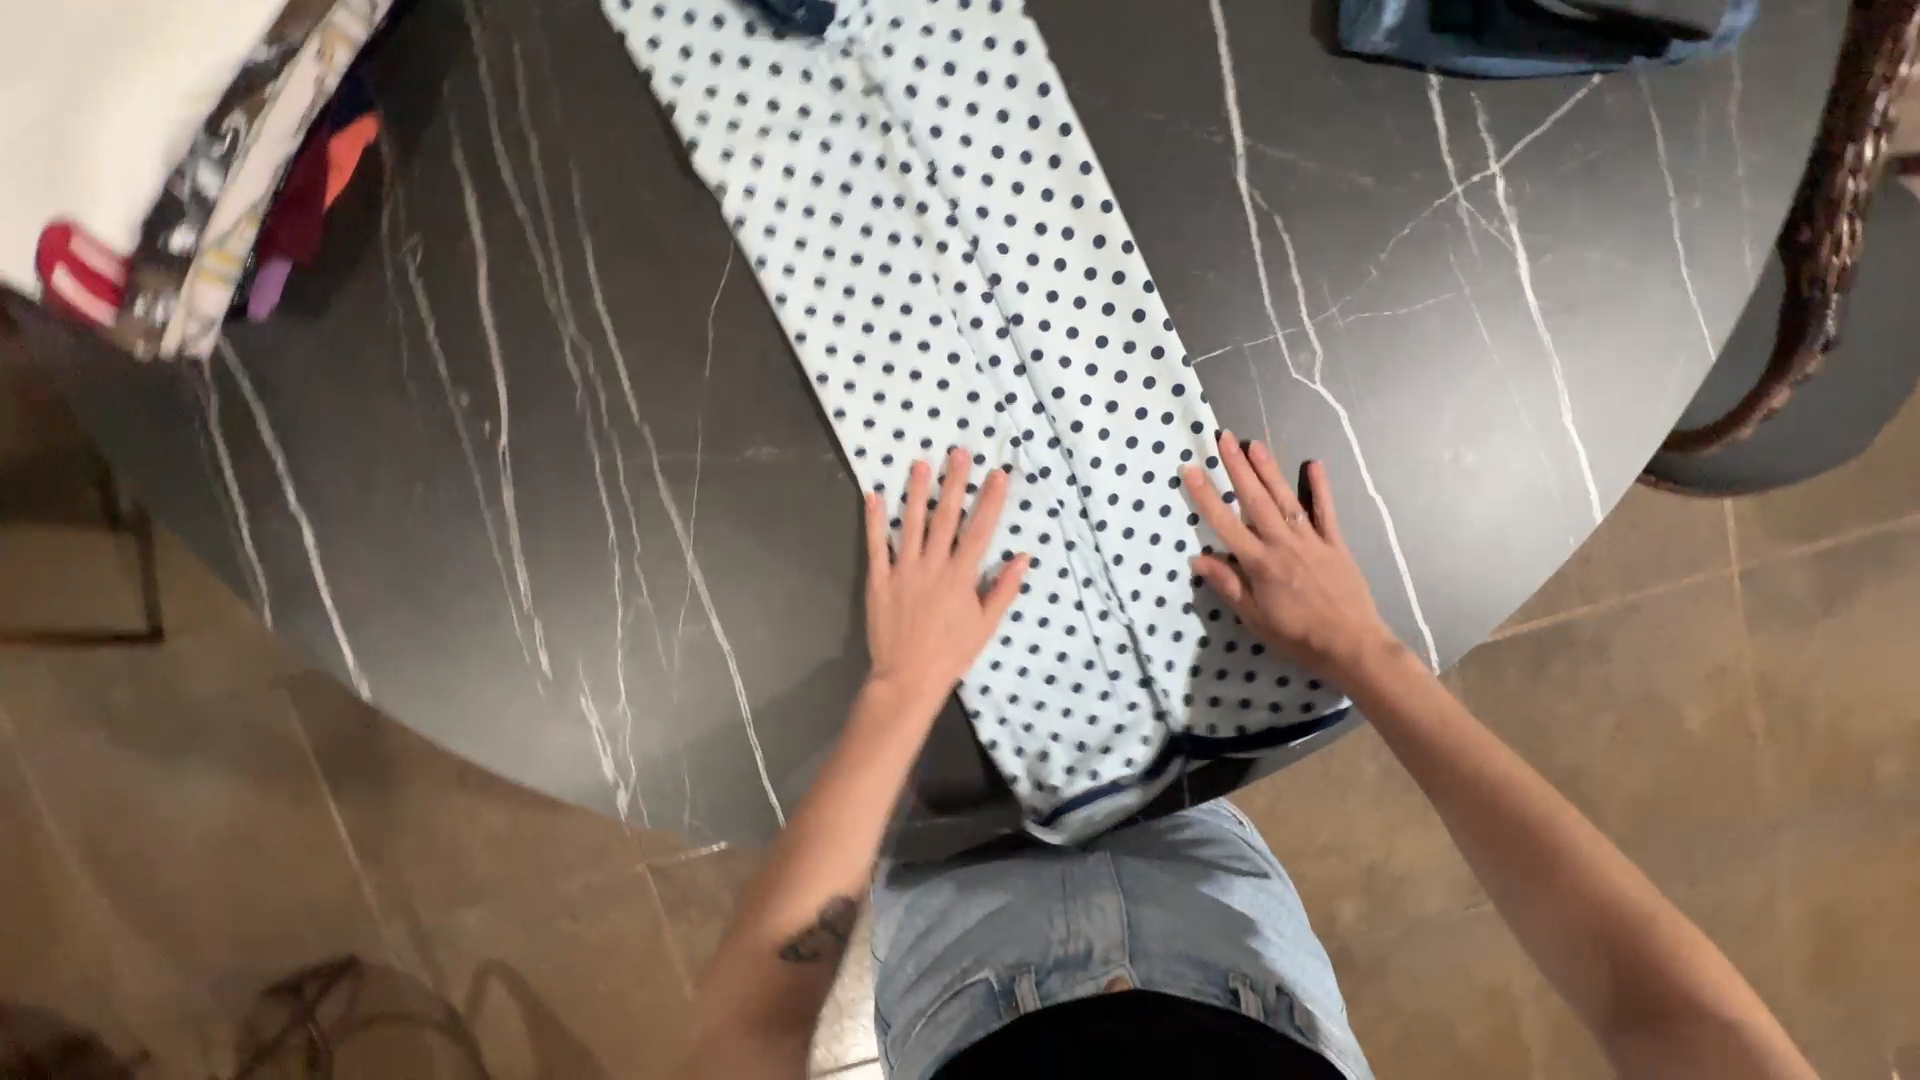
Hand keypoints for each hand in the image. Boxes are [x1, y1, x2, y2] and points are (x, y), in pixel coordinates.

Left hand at [863, 448, 1029, 710]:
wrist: (908, 677)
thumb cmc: (951, 653)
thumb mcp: (986, 625)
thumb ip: (1003, 590)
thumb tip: (1023, 558)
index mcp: (961, 576)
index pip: (980, 531)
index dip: (990, 501)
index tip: (998, 474)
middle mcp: (933, 566)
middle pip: (946, 517)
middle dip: (954, 483)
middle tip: (958, 453)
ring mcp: (903, 570)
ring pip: (910, 523)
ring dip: (916, 492)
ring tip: (919, 463)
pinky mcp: (879, 579)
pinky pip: (876, 545)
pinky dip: (874, 521)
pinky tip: (873, 497)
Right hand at [1180, 432, 1399, 684]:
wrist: (1352, 646)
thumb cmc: (1297, 637)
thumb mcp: (1254, 619)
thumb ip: (1228, 585)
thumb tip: (1198, 560)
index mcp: (1259, 564)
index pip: (1225, 524)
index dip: (1206, 496)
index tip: (1192, 470)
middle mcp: (1283, 545)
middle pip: (1255, 500)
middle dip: (1237, 468)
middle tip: (1224, 438)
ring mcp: (1311, 542)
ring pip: (1285, 500)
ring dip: (1269, 470)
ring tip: (1254, 444)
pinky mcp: (1335, 545)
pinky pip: (1326, 513)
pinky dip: (1320, 488)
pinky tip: (1313, 464)